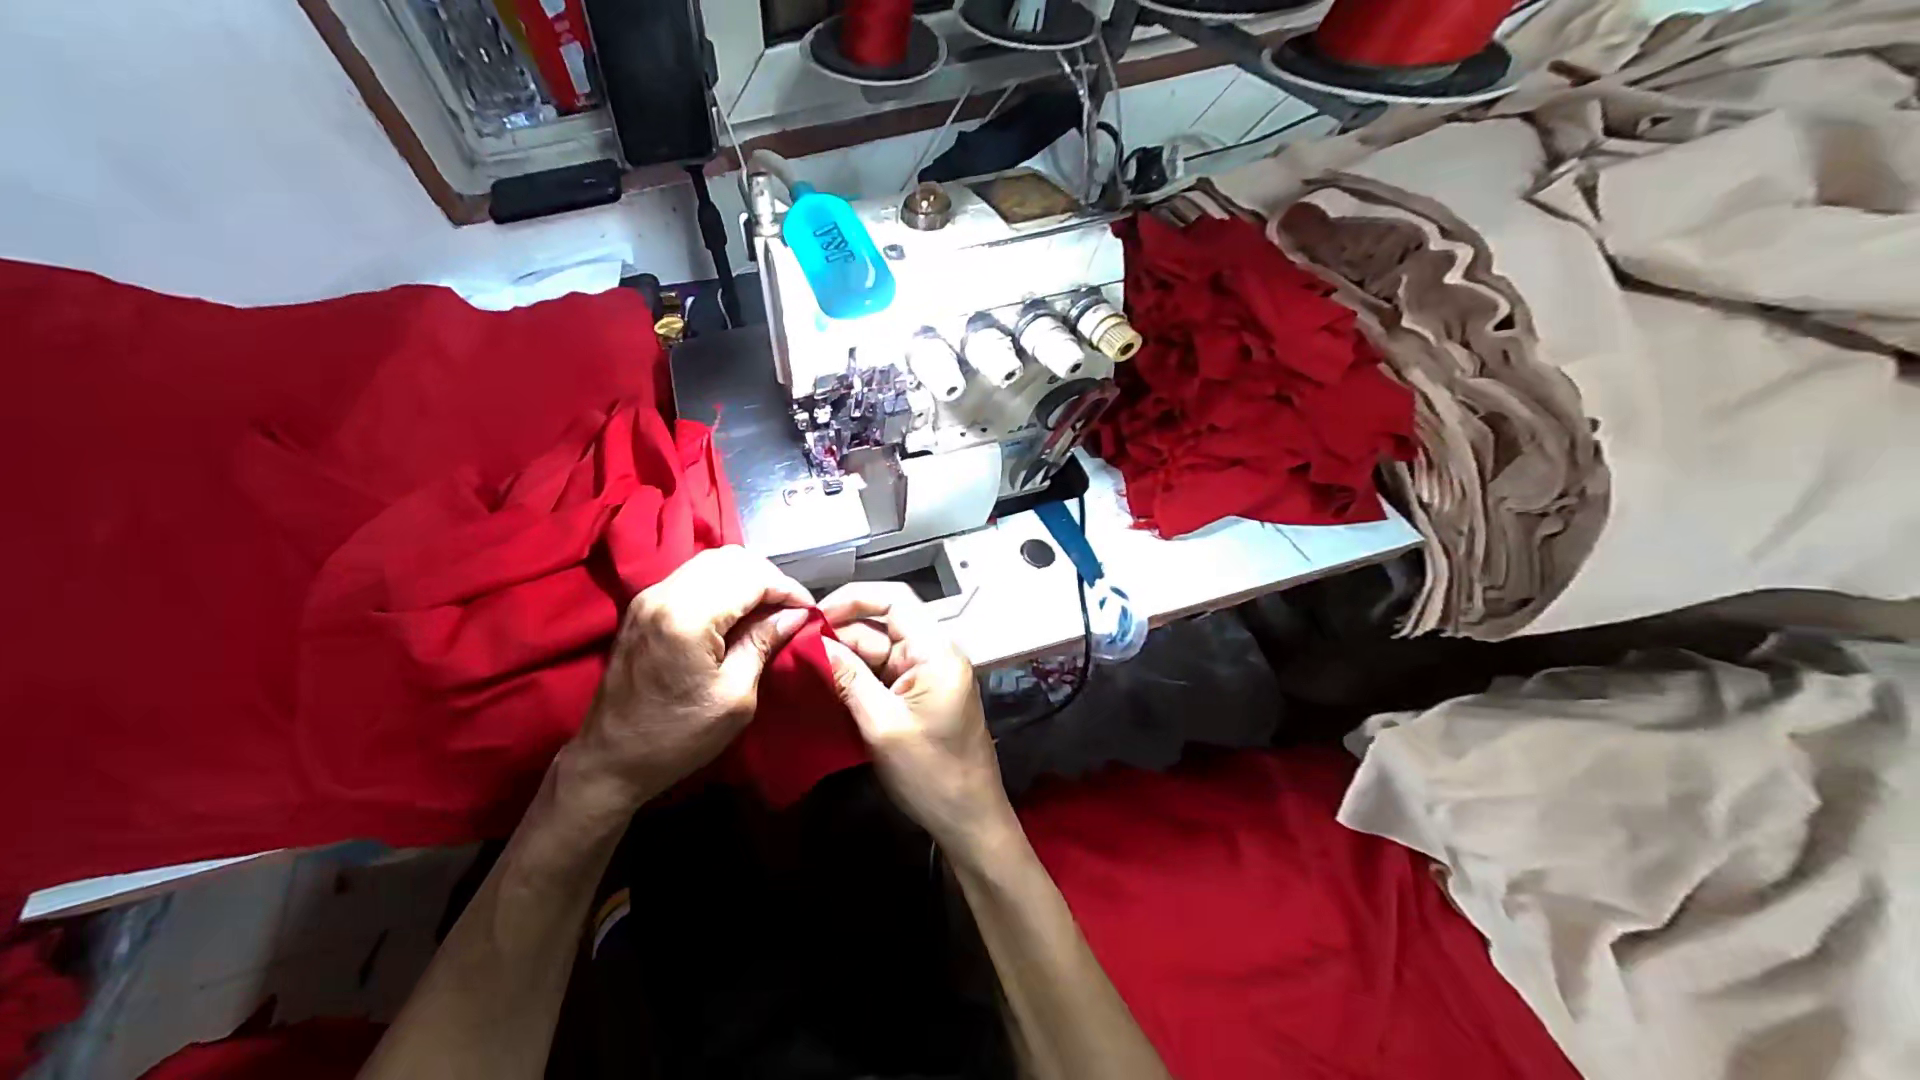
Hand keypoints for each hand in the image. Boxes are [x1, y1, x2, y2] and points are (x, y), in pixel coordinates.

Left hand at [566, 546, 813, 809]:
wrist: (611, 760)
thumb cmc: (677, 737)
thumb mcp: (735, 697)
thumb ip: (763, 644)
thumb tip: (795, 614)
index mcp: (687, 617)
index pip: (752, 577)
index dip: (788, 589)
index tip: (809, 611)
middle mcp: (664, 594)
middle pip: (732, 560)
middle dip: (769, 578)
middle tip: (791, 610)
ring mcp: (649, 597)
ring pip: (712, 561)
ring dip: (746, 578)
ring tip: (768, 609)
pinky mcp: (643, 606)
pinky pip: (693, 575)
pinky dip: (723, 583)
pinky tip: (738, 610)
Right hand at [817, 583, 1015, 857]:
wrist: (968, 818)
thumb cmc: (930, 773)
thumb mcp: (882, 725)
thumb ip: (849, 679)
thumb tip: (816, 644)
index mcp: (935, 651)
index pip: (894, 599)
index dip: (852, 598)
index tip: (813, 616)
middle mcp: (934, 653)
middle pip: (883, 624)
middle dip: (841, 631)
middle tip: (796, 646)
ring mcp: (928, 674)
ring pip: (881, 649)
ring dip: (846, 655)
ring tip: (802, 664)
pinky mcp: (920, 694)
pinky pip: (885, 672)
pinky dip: (858, 675)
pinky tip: (827, 682)